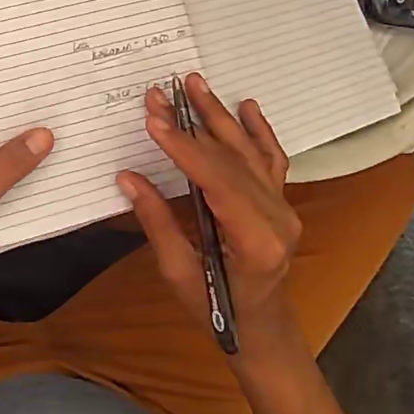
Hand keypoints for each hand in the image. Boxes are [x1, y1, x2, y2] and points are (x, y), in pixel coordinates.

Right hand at [115, 73, 305, 357]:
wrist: (263, 329)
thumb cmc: (219, 312)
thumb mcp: (179, 273)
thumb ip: (157, 222)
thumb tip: (129, 178)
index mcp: (255, 240)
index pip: (216, 180)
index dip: (183, 147)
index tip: (155, 119)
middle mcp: (278, 216)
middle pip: (230, 159)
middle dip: (192, 123)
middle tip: (161, 94)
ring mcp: (284, 207)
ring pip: (250, 151)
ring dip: (220, 115)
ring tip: (196, 83)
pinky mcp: (282, 202)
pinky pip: (272, 158)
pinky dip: (259, 130)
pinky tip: (247, 106)